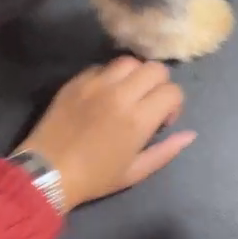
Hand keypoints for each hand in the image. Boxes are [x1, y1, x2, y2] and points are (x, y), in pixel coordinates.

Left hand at [16, 57, 194, 208]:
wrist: (47, 172)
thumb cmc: (94, 177)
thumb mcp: (135, 172)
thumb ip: (166, 151)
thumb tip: (189, 134)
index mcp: (138, 118)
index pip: (172, 90)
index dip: (174, 105)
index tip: (162, 121)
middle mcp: (119, 94)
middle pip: (155, 68)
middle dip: (159, 84)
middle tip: (148, 103)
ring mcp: (95, 84)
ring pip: (128, 61)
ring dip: (135, 75)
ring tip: (127, 94)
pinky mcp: (76, 81)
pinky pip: (101, 67)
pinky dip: (109, 76)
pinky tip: (103, 95)